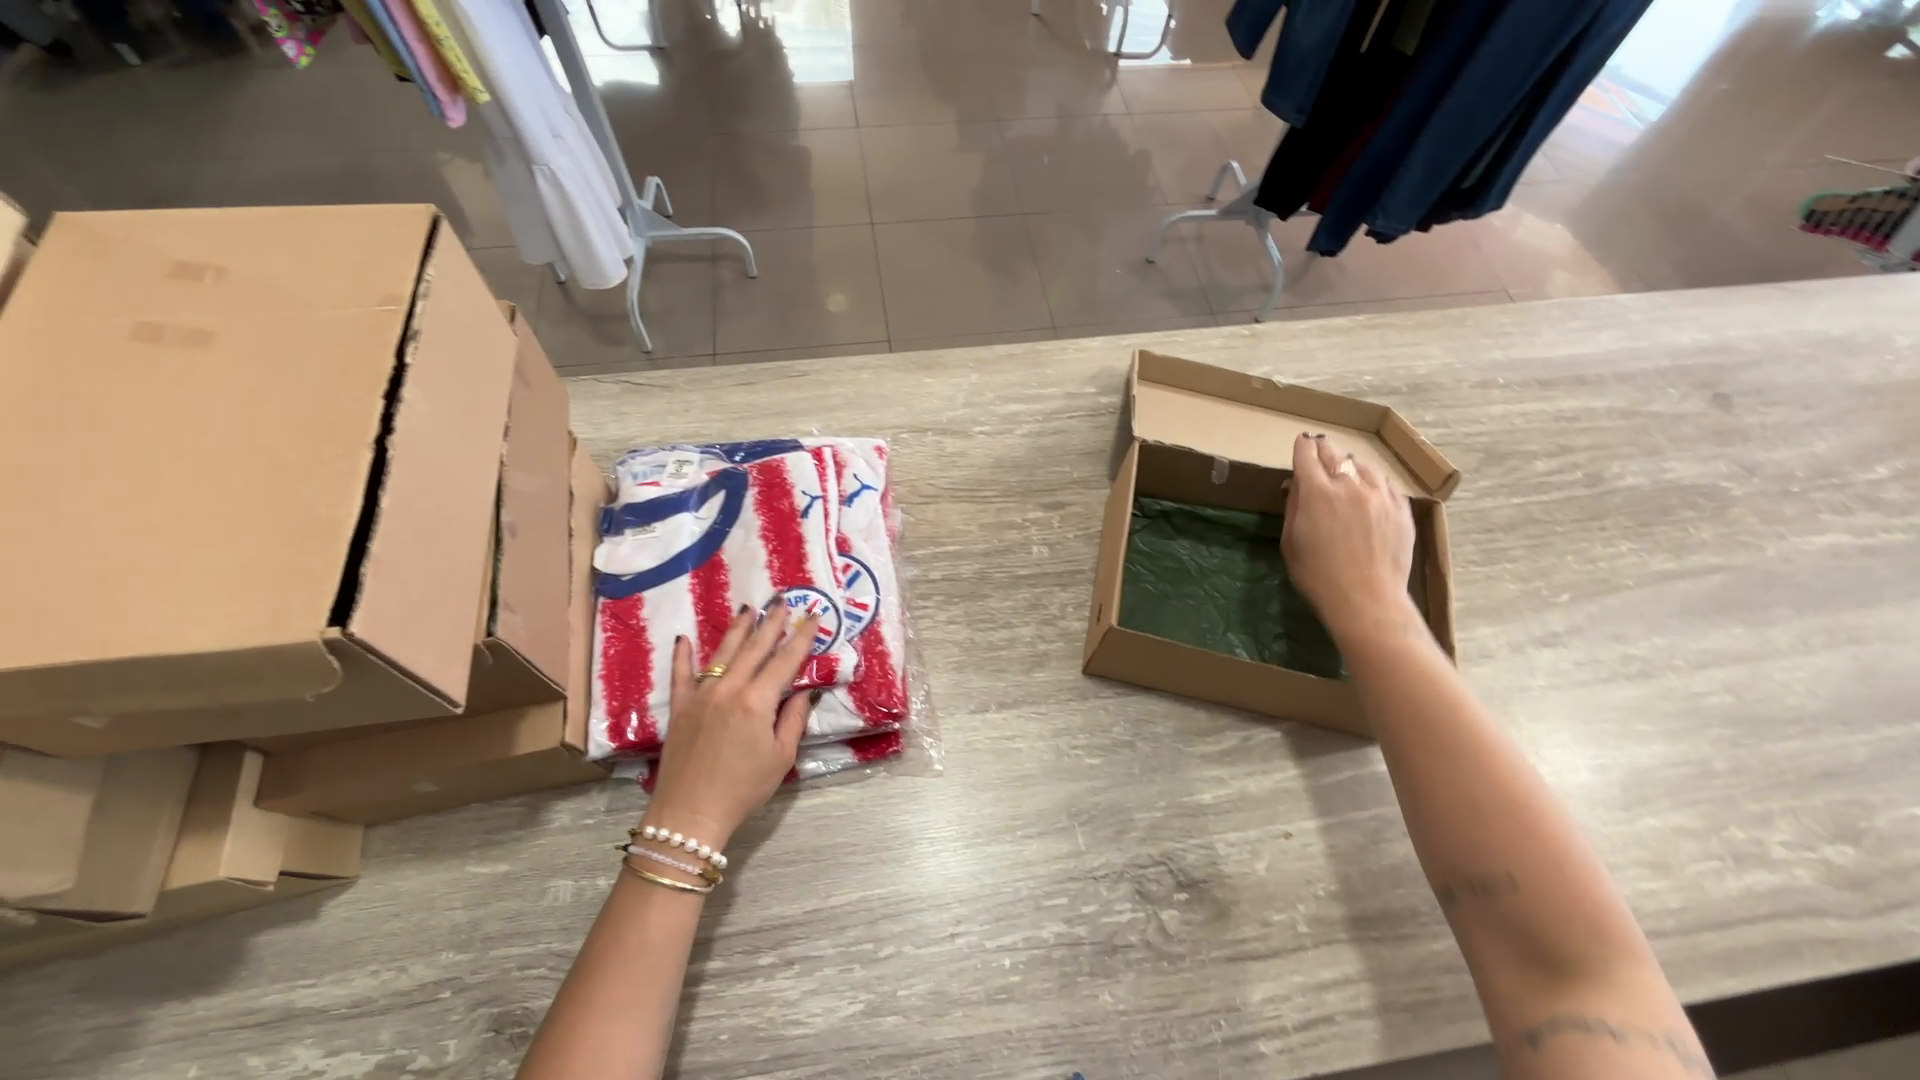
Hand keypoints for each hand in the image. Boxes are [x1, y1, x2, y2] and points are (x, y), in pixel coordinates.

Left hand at [646, 606, 820, 846]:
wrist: (690, 813)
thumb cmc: (743, 789)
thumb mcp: (780, 758)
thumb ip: (793, 720)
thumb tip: (805, 691)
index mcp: (757, 701)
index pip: (784, 661)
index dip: (801, 638)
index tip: (813, 616)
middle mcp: (729, 689)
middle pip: (754, 649)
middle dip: (770, 623)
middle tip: (782, 601)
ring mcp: (700, 695)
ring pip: (722, 653)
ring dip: (737, 629)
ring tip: (748, 609)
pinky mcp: (679, 707)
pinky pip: (680, 674)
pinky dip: (683, 655)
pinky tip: (684, 638)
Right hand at [1281, 432, 1419, 643]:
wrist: (1366, 600)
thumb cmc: (1318, 576)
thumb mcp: (1291, 542)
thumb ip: (1293, 506)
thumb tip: (1296, 484)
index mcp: (1317, 492)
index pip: (1306, 454)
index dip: (1301, 446)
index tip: (1300, 443)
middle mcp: (1349, 484)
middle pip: (1334, 453)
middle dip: (1323, 449)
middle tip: (1318, 449)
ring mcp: (1379, 494)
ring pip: (1362, 465)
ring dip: (1349, 464)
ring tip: (1346, 470)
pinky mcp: (1400, 508)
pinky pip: (1385, 484)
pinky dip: (1372, 482)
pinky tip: (1369, 491)